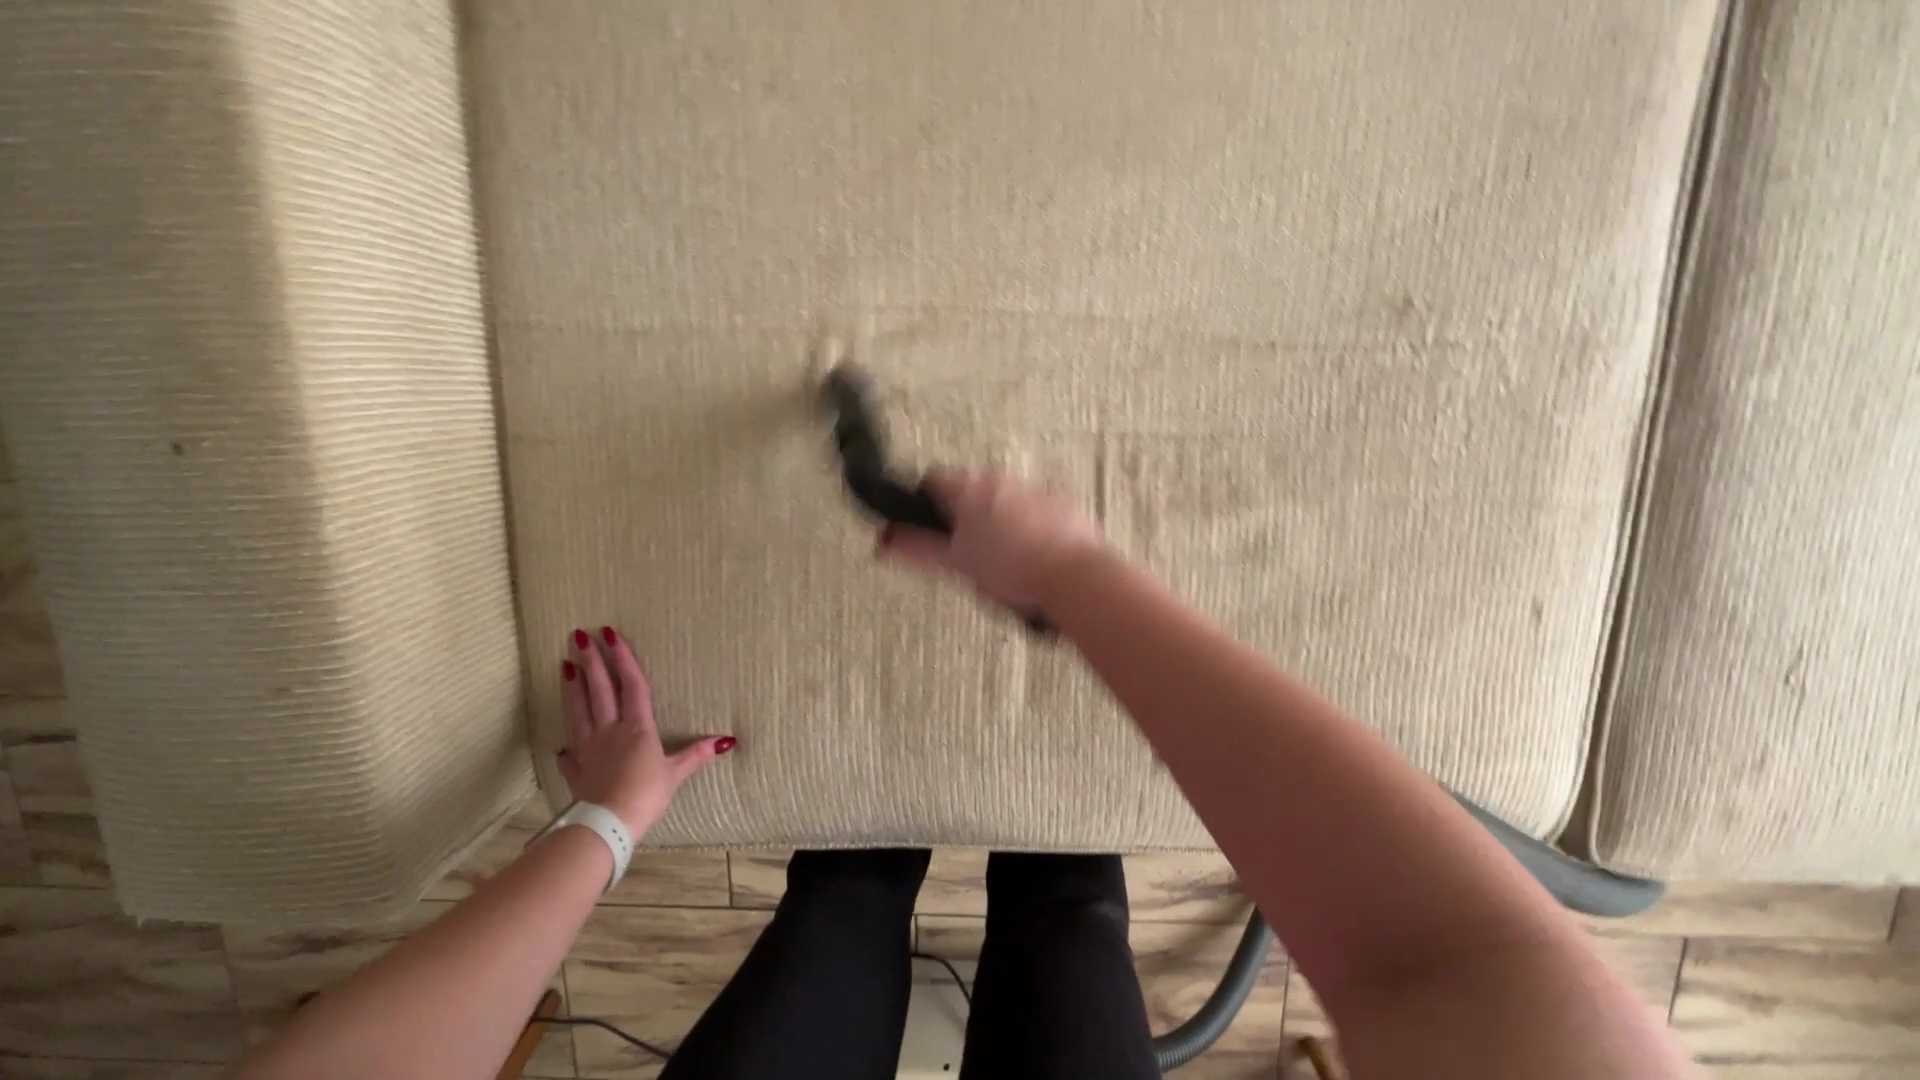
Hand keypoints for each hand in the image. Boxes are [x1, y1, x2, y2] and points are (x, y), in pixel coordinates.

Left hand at [557, 626, 735, 834]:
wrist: (607, 824)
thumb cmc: (645, 795)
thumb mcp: (676, 773)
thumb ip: (696, 754)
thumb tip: (726, 740)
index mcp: (637, 728)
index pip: (631, 685)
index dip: (623, 658)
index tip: (610, 634)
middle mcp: (609, 732)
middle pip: (599, 690)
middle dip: (591, 662)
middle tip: (579, 636)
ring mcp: (588, 750)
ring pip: (578, 712)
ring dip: (572, 688)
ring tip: (564, 666)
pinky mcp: (576, 772)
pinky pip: (568, 755)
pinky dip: (565, 747)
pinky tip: (561, 745)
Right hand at [876, 470, 1105, 614]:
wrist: (1075, 578)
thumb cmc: (1016, 571)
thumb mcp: (956, 565)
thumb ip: (916, 550)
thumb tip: (883, 542)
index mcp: (969, 490)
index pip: (932, 480)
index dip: (924, 503)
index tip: (928, 526)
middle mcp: (1001, 481)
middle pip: (970, 491)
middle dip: (965, 518)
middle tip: (967, 554)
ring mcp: (1035, 490)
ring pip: (1004, 501)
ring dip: (999, 522)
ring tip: (1006, 563)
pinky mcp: (1063, 504)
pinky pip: (1037, 511)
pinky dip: (1031, 528)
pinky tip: (1034, 558)